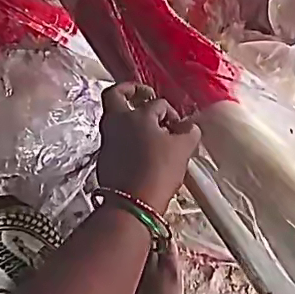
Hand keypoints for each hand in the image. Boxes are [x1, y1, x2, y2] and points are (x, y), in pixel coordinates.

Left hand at [96, 82, 200, 208]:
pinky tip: (143, 149)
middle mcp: (117, 122)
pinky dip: (128, 136)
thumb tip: (190, 127)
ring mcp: (107, 139)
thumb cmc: (158, 171)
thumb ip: (188, 133)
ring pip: (115, 118)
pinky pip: (116, 138)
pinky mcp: (104, 156)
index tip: (180, 128)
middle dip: (130, 90)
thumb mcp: (182, 150)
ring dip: (131, 117)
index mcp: (136, 115)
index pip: (158, 104)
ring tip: (151, 130)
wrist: (131, 203)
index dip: (171, 113)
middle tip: (145, 95)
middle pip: (116, 95)